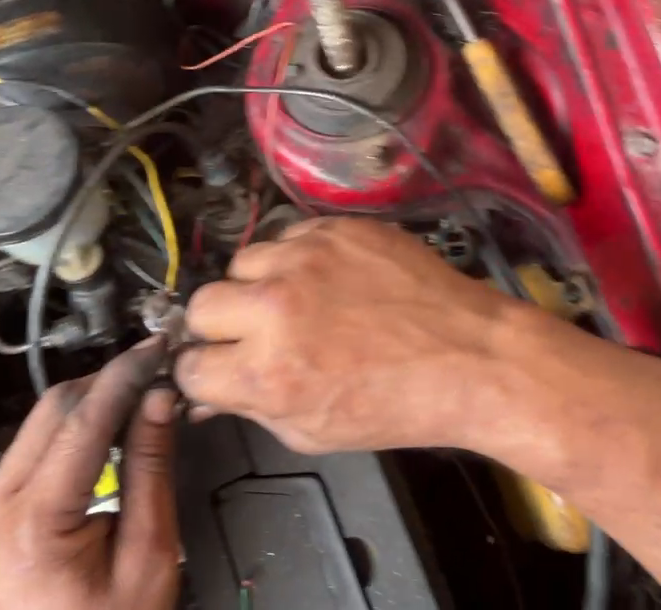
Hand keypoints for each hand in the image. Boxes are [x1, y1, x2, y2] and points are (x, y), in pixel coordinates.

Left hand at [0, 340, 179, 609]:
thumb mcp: (147, 555)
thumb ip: (151, 469)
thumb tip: (161, 395)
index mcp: (31, 523)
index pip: (82, 422)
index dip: (125, 375)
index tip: (160, 346)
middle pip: (54, 410)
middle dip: (108, 381)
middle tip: (158, 368)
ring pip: (42, 420)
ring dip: (93, 399)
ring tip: (142, 391)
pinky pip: (36, 445)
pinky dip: (77, 424)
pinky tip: (113, 422)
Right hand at [175, 216, 534, 452]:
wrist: (469, 355)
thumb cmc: (399, 403)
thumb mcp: (315, 432)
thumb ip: (252, 409)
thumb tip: (209, 394)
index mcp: (268, 370)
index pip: (191, 364)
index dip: (204, 372)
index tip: (219, 368)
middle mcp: (276, 306)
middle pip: (201, 303)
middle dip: (219, 325)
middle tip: (252, 333)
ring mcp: (306, 257)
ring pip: (242, 262)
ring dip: (258, 284)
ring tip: (295, 300)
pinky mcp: (335, 228)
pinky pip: (289, 236)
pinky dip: (298, 258)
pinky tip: (328, 278)